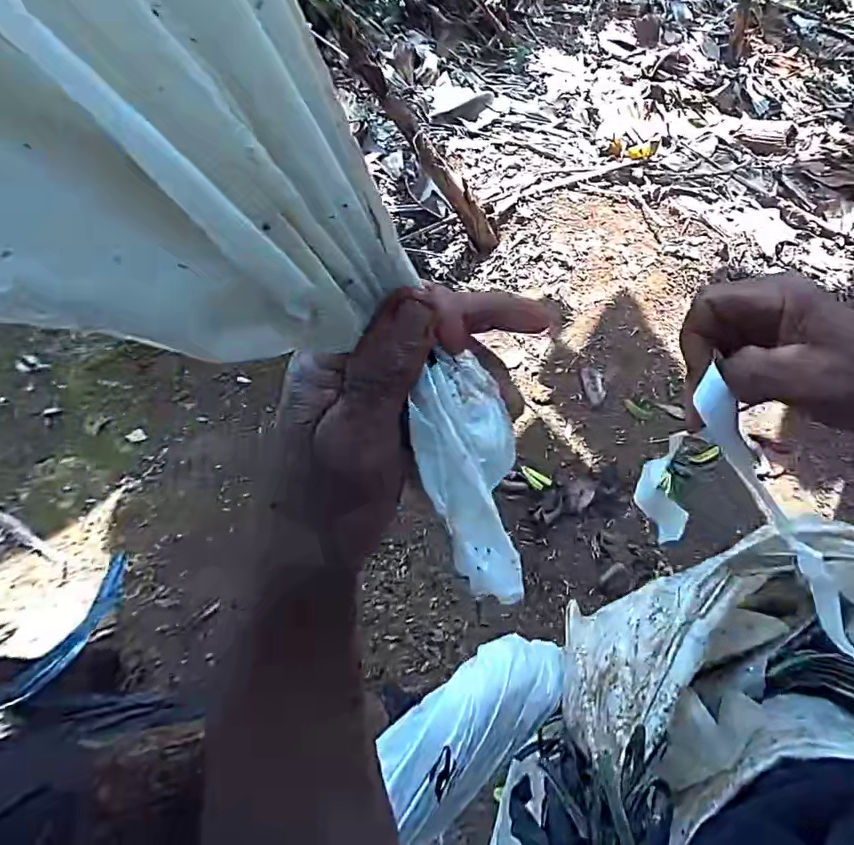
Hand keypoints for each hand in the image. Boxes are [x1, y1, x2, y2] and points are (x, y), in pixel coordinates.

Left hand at [269, 287, 552, 571]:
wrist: (315, 553)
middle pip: (425, 317)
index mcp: (332, 351)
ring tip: (507, 406)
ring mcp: (378, 378)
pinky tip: (492, 417)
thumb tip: (424, 299)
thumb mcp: (354, 436)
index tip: (465, 343)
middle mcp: (357, 353)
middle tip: (538, 321)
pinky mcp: (397, 402)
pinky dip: (473, 395)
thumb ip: (385, 370)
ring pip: (442, 352)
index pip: (393, 303)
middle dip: (481, 320)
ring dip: (481, 370)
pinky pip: (443, 383)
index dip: (441, 310)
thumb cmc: (323, 501)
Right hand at [679, 274, 853, 436]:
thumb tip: (709, 383)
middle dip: (700, 364)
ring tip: (714, 416)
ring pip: (722, 344)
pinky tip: (734, 409)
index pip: (708, 304)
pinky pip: (741, 359)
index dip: (694, 341)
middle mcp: (771, 304)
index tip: (702, 384)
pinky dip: (731, 384)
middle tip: (701, 411)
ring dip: (713, 378)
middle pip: (711, 324)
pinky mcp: (783, 349)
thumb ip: (748, 373)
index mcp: (777, 296)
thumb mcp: (804, 378)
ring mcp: (777, 326)